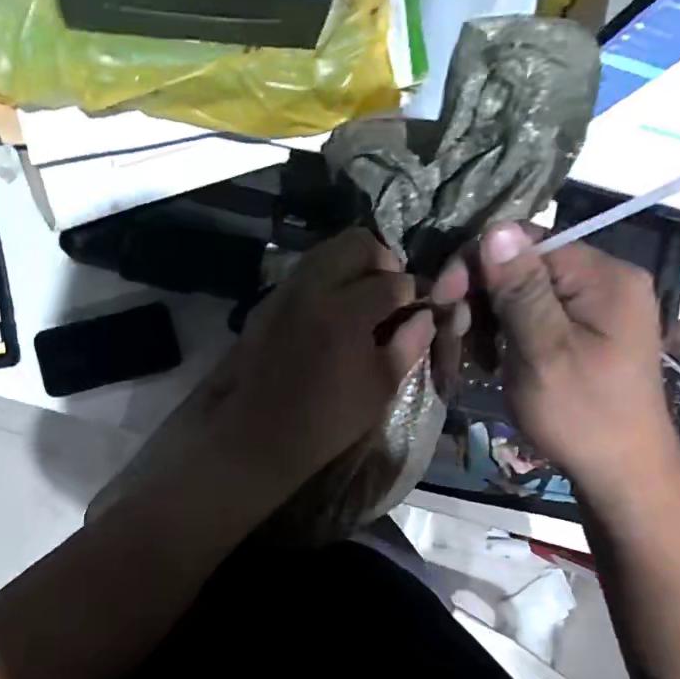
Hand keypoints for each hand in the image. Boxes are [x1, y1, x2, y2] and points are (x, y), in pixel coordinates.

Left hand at [112, 229, 434, 514]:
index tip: (421, 304)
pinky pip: (304, 273)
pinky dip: (326, 279)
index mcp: (347, 312)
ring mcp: (285, 291)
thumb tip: (425, 316)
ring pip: (326, 252)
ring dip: (353, 265)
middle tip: (391, 290)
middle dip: (384, 261)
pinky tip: (332, 311)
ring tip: (363, 298)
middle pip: (358, 243)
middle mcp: (314, 288)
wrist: (254, 435)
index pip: (394, 282)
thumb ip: (407, 345)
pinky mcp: (267, 302)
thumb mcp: (379, 389)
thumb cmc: (324, 422)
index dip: (416, 291)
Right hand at [467, 222, 672, 484]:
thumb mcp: (544, 352)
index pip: (527, 242)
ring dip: (491, 317)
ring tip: (475, 355)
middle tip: (455, 333)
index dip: (479, 263)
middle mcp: (606, 280)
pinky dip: (509, 333)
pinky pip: (538, 314)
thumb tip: (495, 229)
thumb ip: (520, 291)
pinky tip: (493, 359)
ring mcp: (600, 306)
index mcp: (604, 276)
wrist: (622, 474)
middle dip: (483, 294)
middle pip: (525, 265)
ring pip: (526, 291)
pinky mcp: (589, 331)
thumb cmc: (582, 416)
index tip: (445, 299)